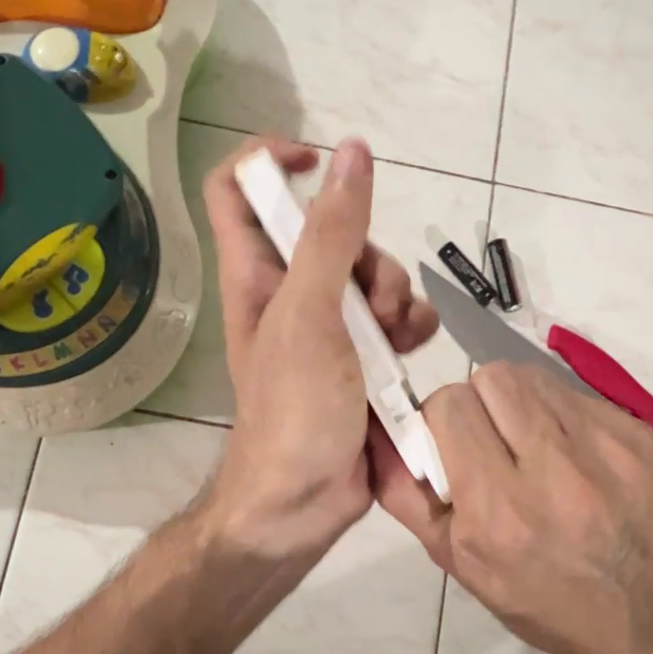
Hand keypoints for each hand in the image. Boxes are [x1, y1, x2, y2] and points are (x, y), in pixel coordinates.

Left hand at [200, 136, 439, 559]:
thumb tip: (350, 151)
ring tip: (395, 341)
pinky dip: (412, 327)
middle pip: (333, 232)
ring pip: (374, 276)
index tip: (316, 161)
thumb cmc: (292, 410)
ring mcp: (330, 328)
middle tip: (372, 305)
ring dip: (397, 297)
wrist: (305, 501)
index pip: (239, 188)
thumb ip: (332, 235)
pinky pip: (398, 319)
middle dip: (368, 255)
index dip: (268, 160)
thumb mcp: (310, 316)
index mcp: (257, 274)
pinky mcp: (365, 359)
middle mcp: (291, 293)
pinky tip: (413, 350)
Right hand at [383, 363, 652, 653]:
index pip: (451, 406)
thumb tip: (377, 429)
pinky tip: (571, 456)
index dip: (442, 419)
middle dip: (479, 402)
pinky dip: (562, 416)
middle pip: (494, 379)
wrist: (629, 614)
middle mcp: (556, 471)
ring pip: (536, 378)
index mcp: (500, 507)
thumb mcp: (451, 556)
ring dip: (520, 403)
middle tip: (489, 437)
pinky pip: (579, 395)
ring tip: (529, 444)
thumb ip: (404, 491)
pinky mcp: (641, 438)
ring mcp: (608, 449)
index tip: (451, 443)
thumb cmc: (528, 591)